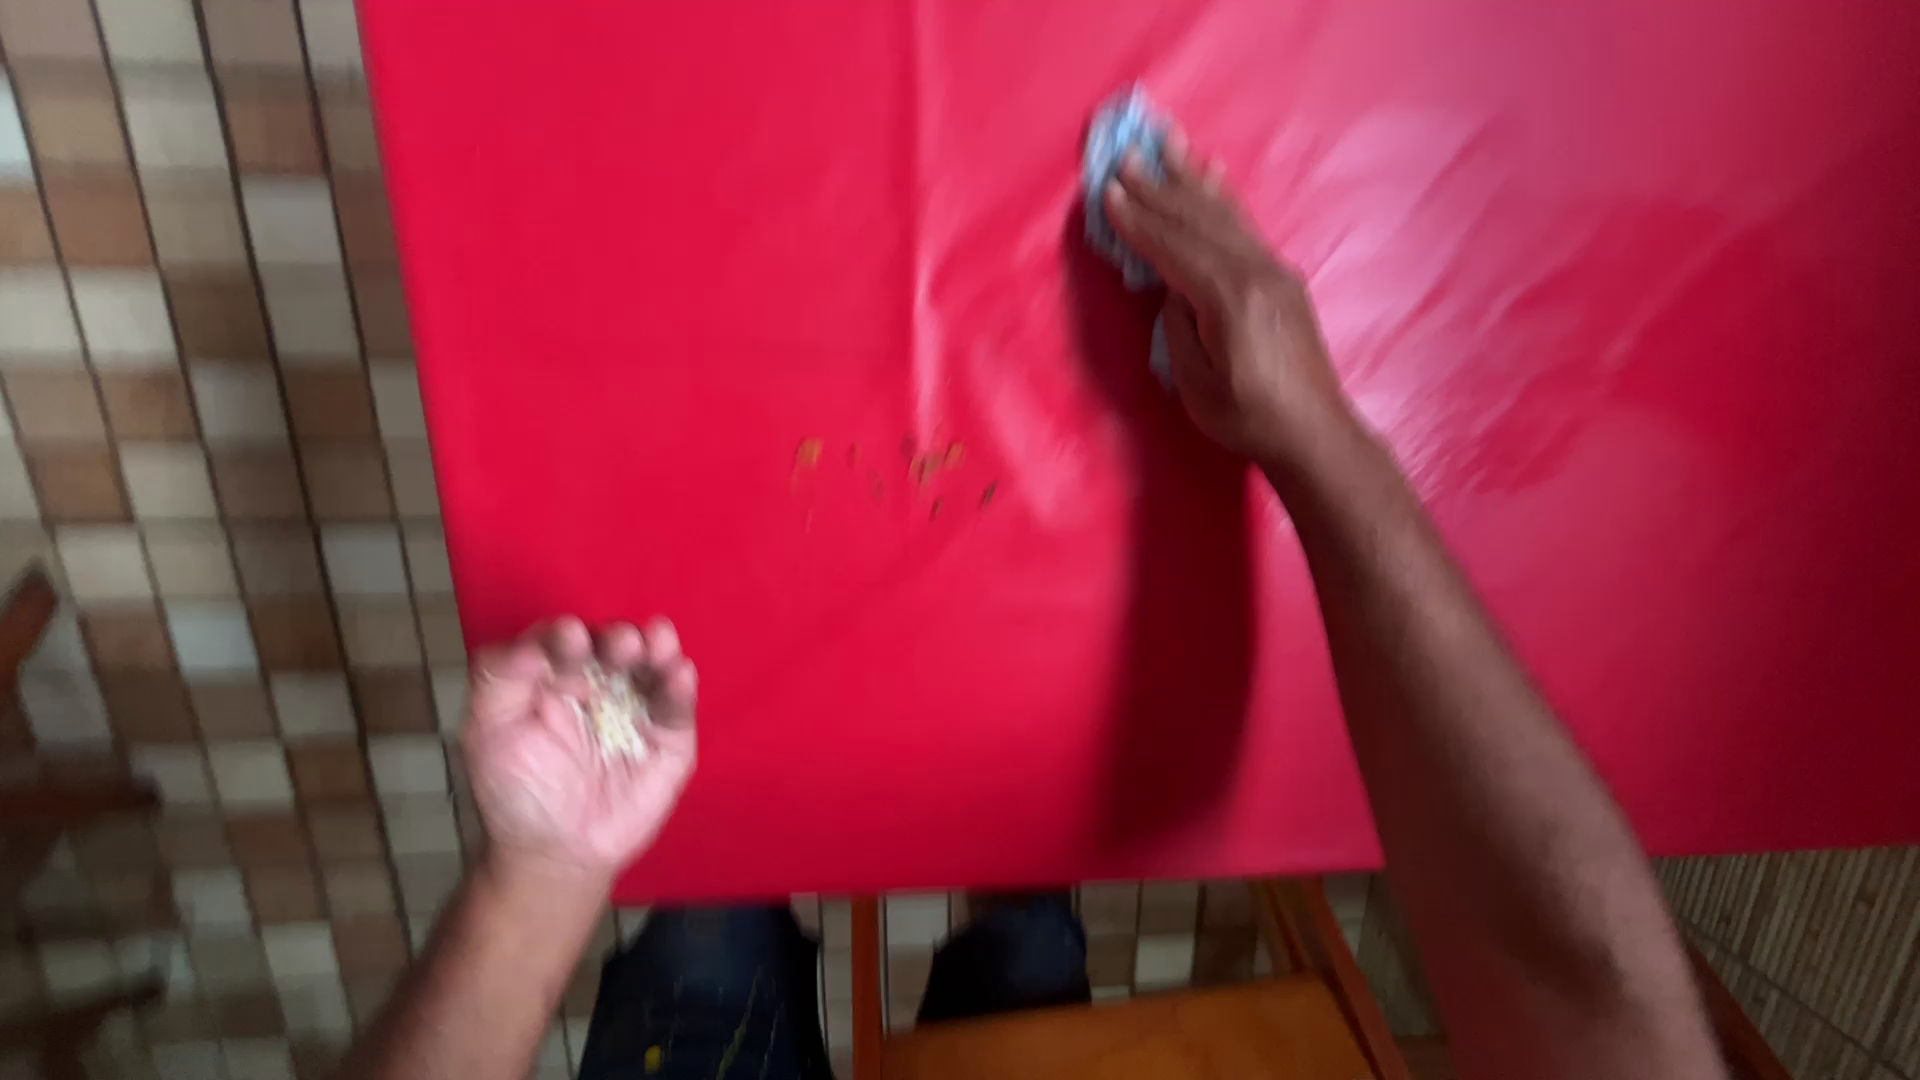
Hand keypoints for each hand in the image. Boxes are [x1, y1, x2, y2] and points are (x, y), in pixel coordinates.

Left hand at [462, 617, 697, 883]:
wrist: (557, 853)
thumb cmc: (519, 790)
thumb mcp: (489, 732)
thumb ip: (498, 681)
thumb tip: (529, 645)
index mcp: (556, 673)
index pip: (563, 640)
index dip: (567, 635)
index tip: (570, 638)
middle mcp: (602, 680)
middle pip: (615, 645)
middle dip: (620, 638)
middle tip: (623, 645)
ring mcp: (640, 704)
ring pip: (654, 665)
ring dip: (659, 649)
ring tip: (659, 644)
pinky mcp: (670, 734)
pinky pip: (678, 706)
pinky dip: (680, 689)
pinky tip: (679, 675)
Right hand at [1105, 141, 1356, 469]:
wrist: (1312, 430)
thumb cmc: (1246, 417)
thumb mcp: (1194, 382)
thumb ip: (1176, 327)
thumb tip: (1171, 290)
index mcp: (1229, 298)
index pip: (1174, 247)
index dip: (1138, 220)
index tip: (1108, 189)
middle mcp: (1254, 271)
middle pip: (1197, 220)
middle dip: (1159, 187)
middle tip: (1127, 155)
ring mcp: (1273, 270)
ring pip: (1223, 214)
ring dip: (1189, 179)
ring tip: (1168, 143)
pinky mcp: (1281, 277)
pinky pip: (1243, 225)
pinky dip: (1222, 197)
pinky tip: (1213, 176)